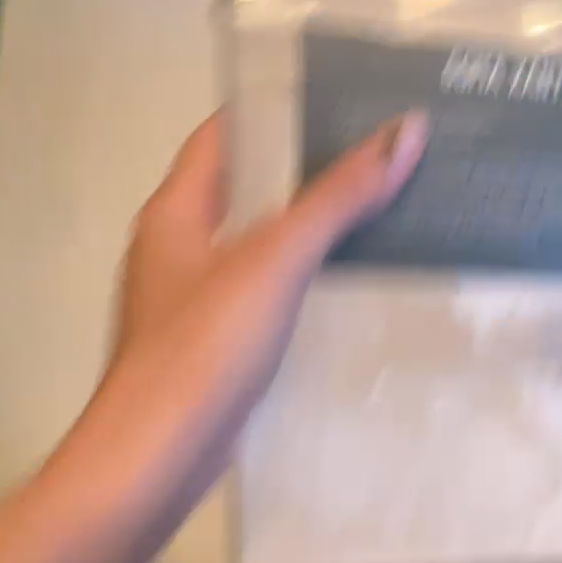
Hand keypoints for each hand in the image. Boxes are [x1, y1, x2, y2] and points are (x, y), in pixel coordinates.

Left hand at [63, 109, 427, 504]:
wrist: (154, 462)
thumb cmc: (205, 346)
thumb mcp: (277, 259)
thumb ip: (339, 197)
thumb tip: (407, 130)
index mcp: (176, 213)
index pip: (225, 136)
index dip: (276, 111)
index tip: (342, 99)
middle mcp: (180, 249)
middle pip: (250, 190)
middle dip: (309, 170)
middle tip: (381, 155)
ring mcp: (197, 301)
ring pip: (263, 245)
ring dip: (314, 228)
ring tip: (383, 211)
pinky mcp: (217, 346)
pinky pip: (270, 293)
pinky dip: (309, 280)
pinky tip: (355, 287)